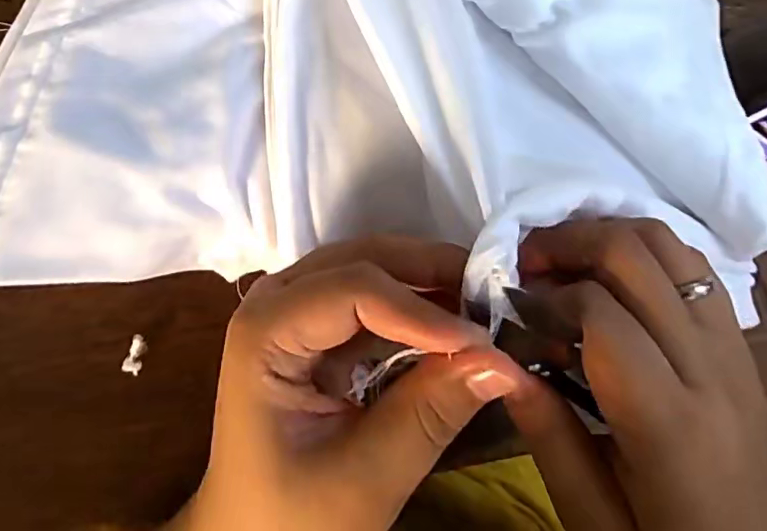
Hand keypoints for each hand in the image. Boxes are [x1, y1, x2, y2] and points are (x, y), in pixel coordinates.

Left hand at [171, 237, 527, 530]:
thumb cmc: (291, 520)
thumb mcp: (364, 480)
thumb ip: (430, 413)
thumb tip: (501, 362)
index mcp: (265, 331)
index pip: (353, 290)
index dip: (420, 308)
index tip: (480, 338)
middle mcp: (275, 299)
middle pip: (362, 261)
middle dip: (428, 272)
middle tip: (490, 295)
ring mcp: (293, 306)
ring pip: (369, 267)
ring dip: (425, 281)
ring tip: (479, 304)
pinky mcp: (314, 323)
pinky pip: (370, 295)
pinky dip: (413, 304)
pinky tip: (449, 321)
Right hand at [504, 218, 766, 530]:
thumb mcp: (596, 520)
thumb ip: (548, 435)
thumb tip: (497, 359)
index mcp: (670, 422)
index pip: (601, 311)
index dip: (548, 296)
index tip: (514, 309)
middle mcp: (710, 368)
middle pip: (636, 256)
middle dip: (570, 242)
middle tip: (528, 262)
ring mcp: (733, 348)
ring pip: (668, 244)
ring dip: (607, 233)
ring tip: (566, 259)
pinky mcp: (740, 343)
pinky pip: (692, 265)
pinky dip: (645, 250)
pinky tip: (613, 275)